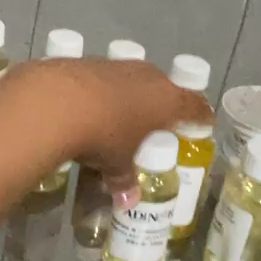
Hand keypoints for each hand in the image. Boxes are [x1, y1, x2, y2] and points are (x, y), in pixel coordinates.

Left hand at [0, 59, 211, 205]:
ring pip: (132, 77)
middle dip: (163, 101)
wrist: (55, 101)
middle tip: (160, 118)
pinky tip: (91, 103)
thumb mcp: (116, 163)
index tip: (205, 121)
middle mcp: (146, 77)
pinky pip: (103, 76)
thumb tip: (126, 200)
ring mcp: (116, 65)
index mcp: (166, 100)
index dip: (201, 115)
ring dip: (131, 93)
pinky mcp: (87, 61)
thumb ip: (124, 180)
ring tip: (123, 112)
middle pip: (164, 86)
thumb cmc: (102, 135)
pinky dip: (102, 89)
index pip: (194, 105)